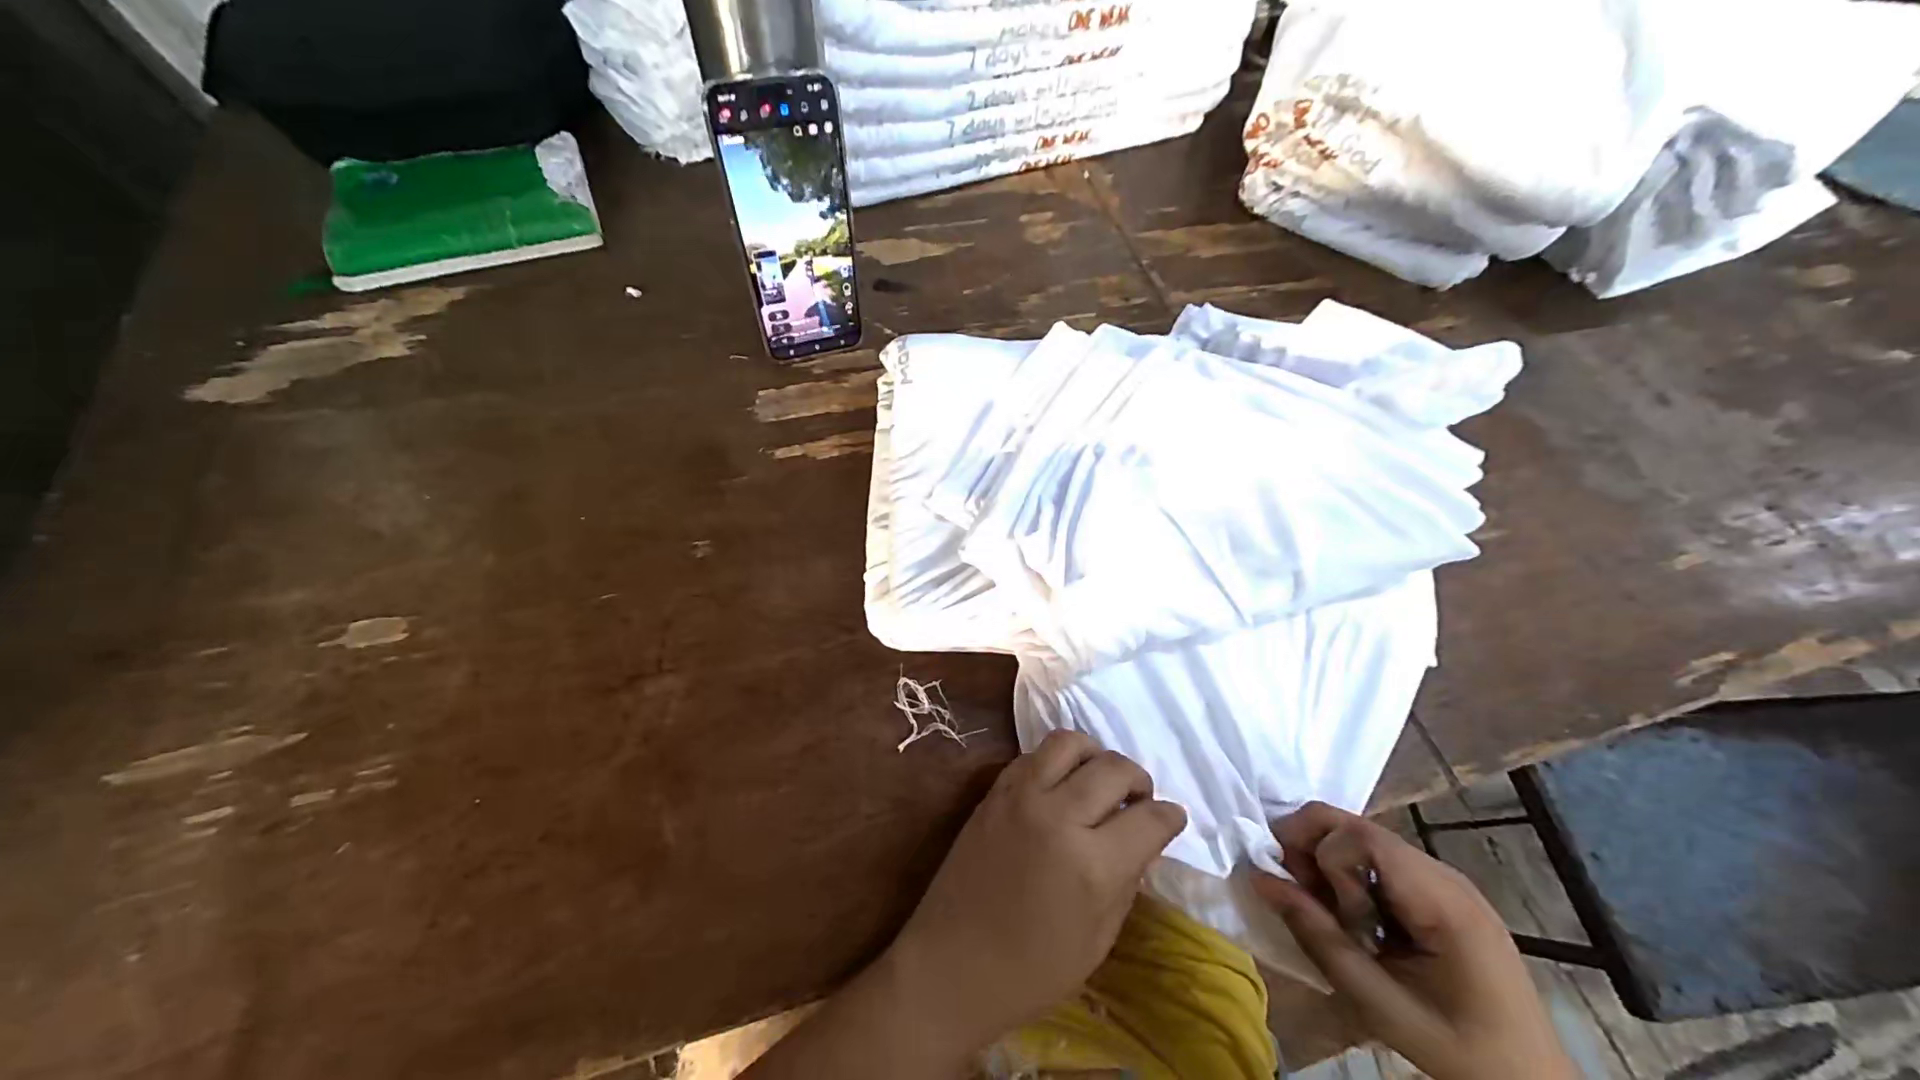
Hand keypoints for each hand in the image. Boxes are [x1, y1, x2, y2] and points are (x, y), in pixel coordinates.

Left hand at [885, 730, 1188, 1055]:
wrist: (951, 965)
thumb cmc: (1032, 970)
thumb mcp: (1098, 938)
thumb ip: (1127, 880)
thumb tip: (1143, 840)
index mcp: (1092, 864)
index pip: (1150, 819)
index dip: (1170, 817)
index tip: (1172, 819)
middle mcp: (1058, 816)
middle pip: (1115, 768)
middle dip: (1139, 781)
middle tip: (1139, 801)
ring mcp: (1020, 797)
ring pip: (1071, 742)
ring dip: (1096, 757)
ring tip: (1099, 782)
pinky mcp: (993, 793)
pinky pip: (1033, 755)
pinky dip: (1056, 762)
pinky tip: (1060, 786)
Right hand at [1253, 802, 1577, 1079]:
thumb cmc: (1455, 1047)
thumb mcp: (1378, 1002)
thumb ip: (1317, 936)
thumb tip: (1259, 877)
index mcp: (1442, 901)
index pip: (1363, 836)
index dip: (1323, 856)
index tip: (1312, 902)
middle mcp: (1445, 875)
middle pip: (1359, 827)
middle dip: (1313, 848)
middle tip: (1299, 894)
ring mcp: (1445, 881)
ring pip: (1363, 839)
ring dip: (1329, 865)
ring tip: (1327, 914)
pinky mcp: (1438, 892)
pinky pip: (1378, 861)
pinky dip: (1349, 877)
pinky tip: (1351, 919)